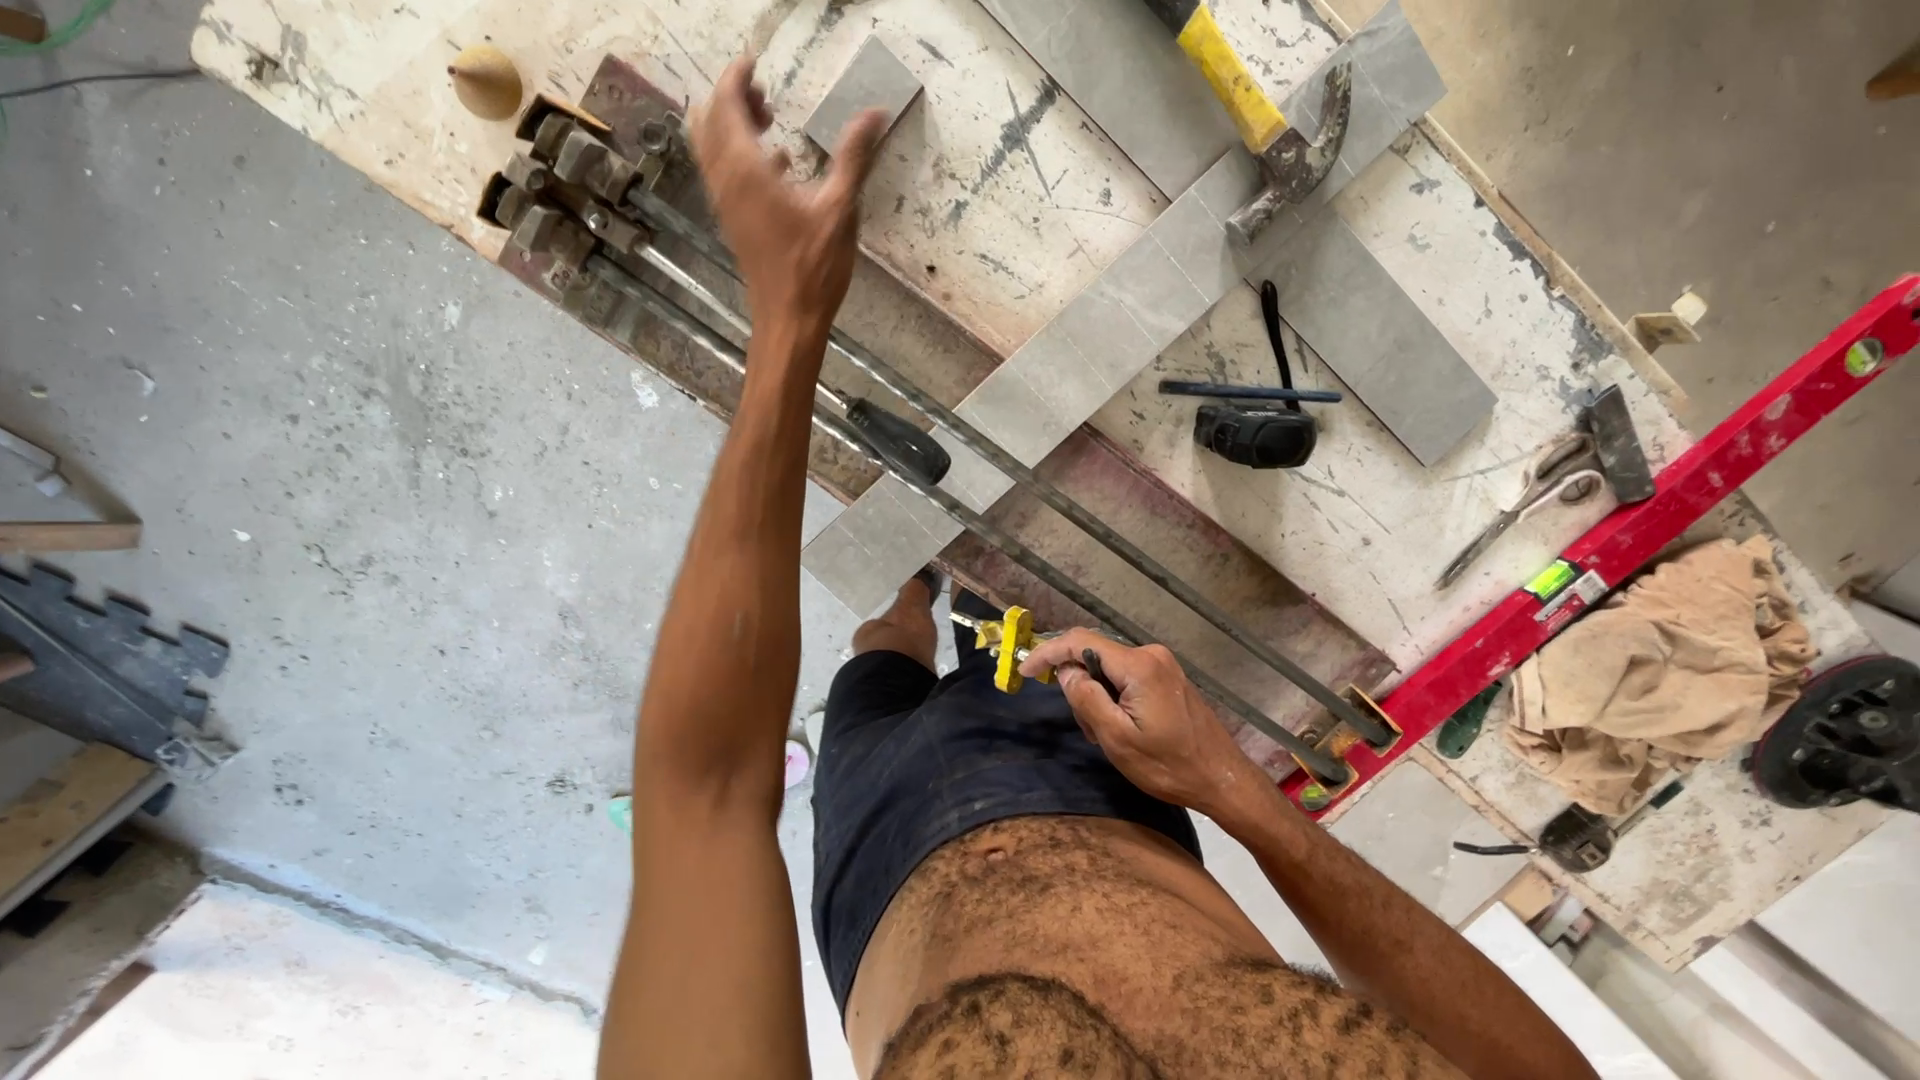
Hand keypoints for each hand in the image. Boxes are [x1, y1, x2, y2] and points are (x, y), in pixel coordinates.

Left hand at [689, 54, 886, 338]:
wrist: (788, 319)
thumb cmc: (814, 268)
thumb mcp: (840, 209)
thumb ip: (853, 157)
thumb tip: (874, 115)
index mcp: (747, 171)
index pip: (726, 106)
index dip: (735, 78)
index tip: (754, 63)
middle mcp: (727, 183)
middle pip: (709, 122)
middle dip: (731, 99)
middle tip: (764, 94)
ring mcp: (726, 205)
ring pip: (712, 149)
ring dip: (733, 127)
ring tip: (769, 120)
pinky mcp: (733, 223)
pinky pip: (724, 174)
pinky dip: (740, 156)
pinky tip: (778, 164)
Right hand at [1020, 629, 1264, 819]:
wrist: (1223, 780)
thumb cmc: (1169, 766)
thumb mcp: (1117, 739)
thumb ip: (1086, 699)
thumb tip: (1067, 671)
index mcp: (1139, 665)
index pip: (1080, 642)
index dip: (1048, 653)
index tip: (1026, 672)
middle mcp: (1151, 655)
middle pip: (1094, 656)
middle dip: (1080, 687)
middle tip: (1088, 730)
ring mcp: (1162, 665)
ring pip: (1109, 670)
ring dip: (1098, 698)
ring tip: (1110, 738)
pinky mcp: (1167, 678)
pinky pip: (1126, 678)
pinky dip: (1114, 699)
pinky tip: (1124, 730)